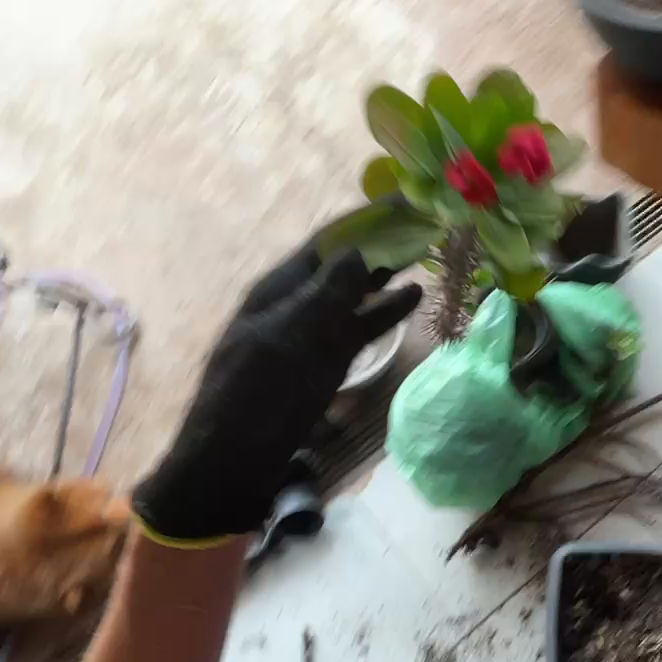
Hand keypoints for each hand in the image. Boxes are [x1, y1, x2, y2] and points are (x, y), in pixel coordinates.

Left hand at [132, 242, 420, 543]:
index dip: (367, 221)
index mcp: (280, 289)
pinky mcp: (327, 363)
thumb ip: (324, 297)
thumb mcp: (288, 340)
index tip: (409, 201)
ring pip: (356, 295)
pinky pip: (361, 328)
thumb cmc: (255, 397)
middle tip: (426, 223)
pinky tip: (412, 301)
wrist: (234, 460)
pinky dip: (385, 313)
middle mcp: (298, 304)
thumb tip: (359, 254)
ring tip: (426, 255)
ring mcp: (314, 335)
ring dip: (388, 276)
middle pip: (345, 263)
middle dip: (382, 242)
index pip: (330, 242)